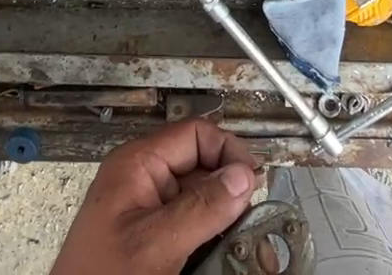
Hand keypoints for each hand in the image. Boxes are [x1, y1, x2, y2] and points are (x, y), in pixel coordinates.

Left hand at [50, 120, 257, 274]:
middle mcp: (144, 179)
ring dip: (222, 220)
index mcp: (138, 163)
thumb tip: (242, 176)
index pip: (195, 135)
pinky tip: (217, 257)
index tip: (253, 183)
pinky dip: (209, 240)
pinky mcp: (152, 238)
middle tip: (252, 221)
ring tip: (237, 241)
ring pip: (201, 200)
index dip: (228, 153)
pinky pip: (191, 227)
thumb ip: (201, 208)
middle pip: (202, 167)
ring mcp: (148, 210)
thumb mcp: (156, 242)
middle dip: (228, 192)